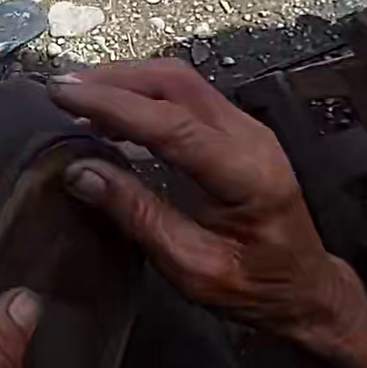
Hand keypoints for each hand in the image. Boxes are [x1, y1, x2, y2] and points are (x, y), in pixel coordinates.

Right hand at [49, 60, 366, 352]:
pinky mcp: (235, 128)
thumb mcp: (191, 267)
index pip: (171, 123)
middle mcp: (250, 136)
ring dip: (124, 80)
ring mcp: (246, 126)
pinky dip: (140, 92)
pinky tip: (110, 110)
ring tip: (77, 96)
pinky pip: (183, 93)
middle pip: (176, 83)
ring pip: (179, 80)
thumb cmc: (253, 287)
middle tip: (61, 90)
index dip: (112, 104)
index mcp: (245, 174)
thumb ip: (138, 215)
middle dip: (112, 79)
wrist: (305, 287)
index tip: (63, 97)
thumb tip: (80, 172)